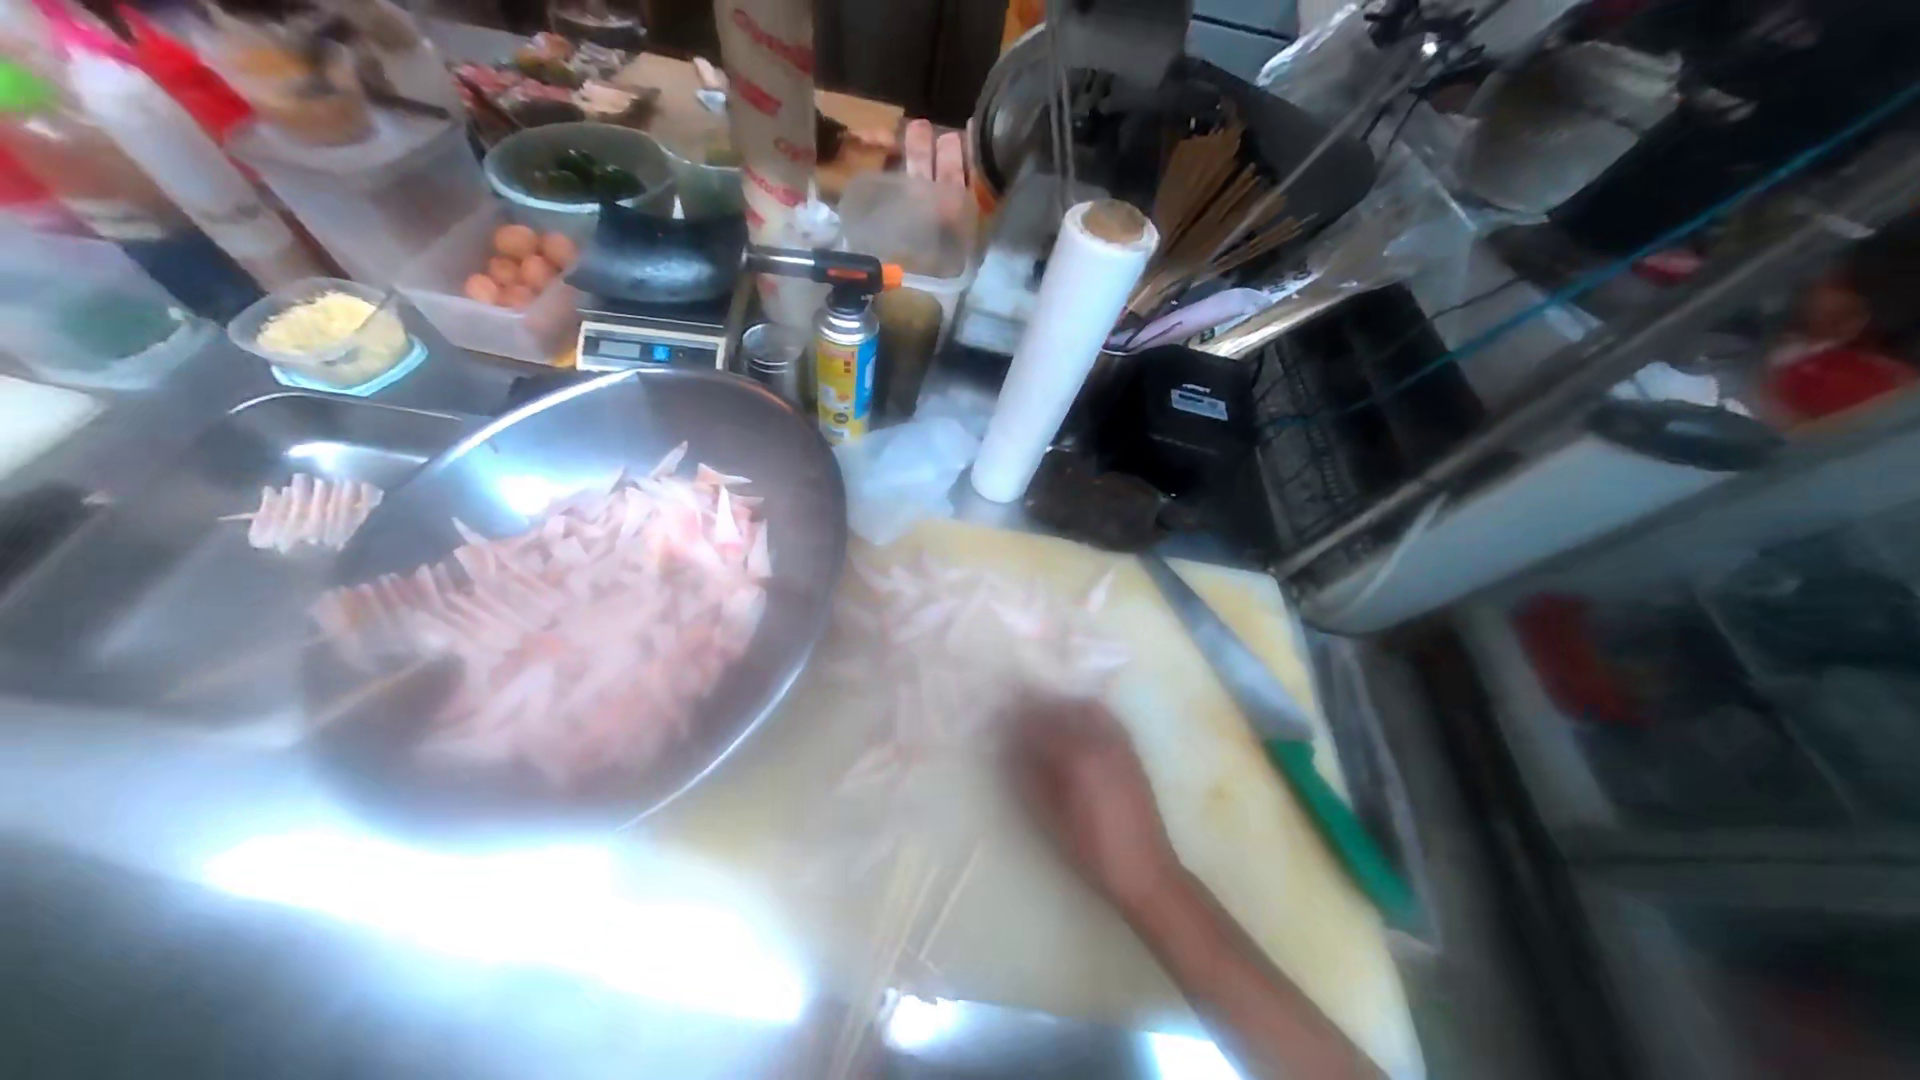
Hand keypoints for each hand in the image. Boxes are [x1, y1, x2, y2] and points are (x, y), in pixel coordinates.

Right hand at [1006, 697, 1180, 913]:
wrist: (1146, 870)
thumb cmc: (1093, 851)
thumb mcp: (1051, 817)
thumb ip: (1029, 776)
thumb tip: (1010, 747)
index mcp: (1077, 757)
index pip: (1037, 725)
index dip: (1013, 719)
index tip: (996, 717)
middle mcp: (1100, 740)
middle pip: (1060, 708)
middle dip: (1034, 706)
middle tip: (1013, 712)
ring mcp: (1119, 741)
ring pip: (1082, 706)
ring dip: (1058, 705)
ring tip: (1039, 715)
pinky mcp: (1131, 748)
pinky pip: (1103, 716)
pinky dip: (1082, 710)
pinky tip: (1070, 722)